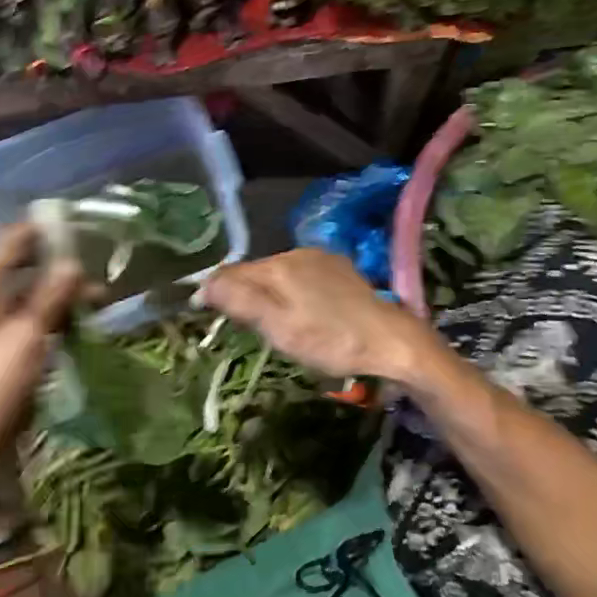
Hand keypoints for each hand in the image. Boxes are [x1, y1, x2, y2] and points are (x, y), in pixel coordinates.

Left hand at [0, 223, 82, 530]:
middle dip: (60, 265)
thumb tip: (74, 262)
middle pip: (25, 266)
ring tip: (99, 299)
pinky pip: (32, 317)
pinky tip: (80, 321)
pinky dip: (55, 314)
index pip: (12, 240)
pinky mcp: (2, 343)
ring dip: (62, 292)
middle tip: (97, 267)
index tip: (79, 225)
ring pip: (32, 293)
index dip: (43, 230)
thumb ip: (52, 294)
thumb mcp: (29, 333)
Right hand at [200, 249, 444, 382]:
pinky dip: (292, 292)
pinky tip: (304, 313)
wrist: (392, 343)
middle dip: (244, 293)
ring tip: (273, 322)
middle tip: (244, 326)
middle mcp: (298, 254)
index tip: (207, 314)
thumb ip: (241, 302)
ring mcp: (323, 259)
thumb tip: (203, 283)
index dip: (216, 292)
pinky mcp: (341, 271)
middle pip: (256, 271)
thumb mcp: (278, 328)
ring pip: (280, 274)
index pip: (233, 272)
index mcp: (279, 265)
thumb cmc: (330, 340)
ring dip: (269, 293)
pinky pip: (302, 277)